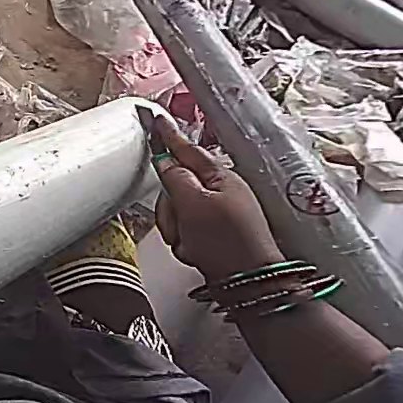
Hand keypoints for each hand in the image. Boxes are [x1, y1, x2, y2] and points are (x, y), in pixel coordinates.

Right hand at [150, 115, 284, 282]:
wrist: (247, 283)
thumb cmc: (226, 242)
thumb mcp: (194, 205)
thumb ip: (175, 178)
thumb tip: (165, 162)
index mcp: (221, 178)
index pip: (188, 150)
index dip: (169, 136)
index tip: (156, 120)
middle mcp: (220, 192)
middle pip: (175, 186)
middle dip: (170, 208)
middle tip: (178, 223)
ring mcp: (217, 213)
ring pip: (175, 209)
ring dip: (175, 227)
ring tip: (189, 242)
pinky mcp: (212, 232)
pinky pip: (182, 228)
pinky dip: (183, 240)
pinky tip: (194, 250)